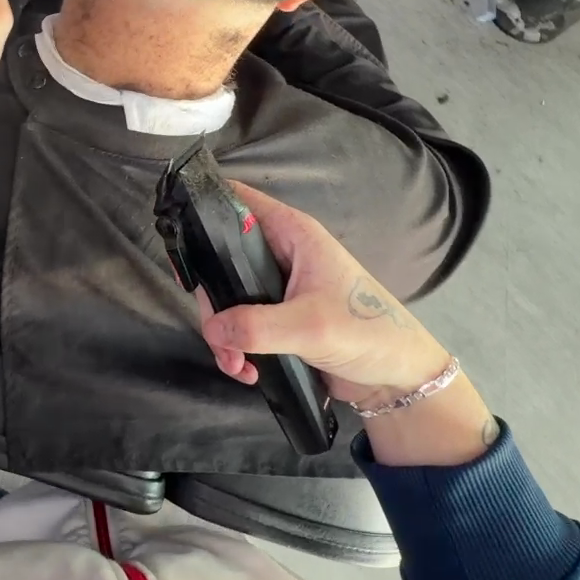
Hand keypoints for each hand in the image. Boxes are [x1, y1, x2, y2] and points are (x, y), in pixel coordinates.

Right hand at [197, 182, 500, 465]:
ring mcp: (278, 286)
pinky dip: (236, 348)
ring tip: (235, 366)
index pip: (237, 200)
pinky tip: (246, 372)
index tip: (179, 238)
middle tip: (217, 336)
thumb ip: (255, 326)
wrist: (400, 378)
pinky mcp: (278, 316)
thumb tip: (211, 330)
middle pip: (221, 259)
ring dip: (223, 334)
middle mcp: (280, 252)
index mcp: (292, 233)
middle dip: (213, 303)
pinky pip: (240, 323)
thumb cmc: (365, 332)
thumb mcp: (310, 326)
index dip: (204, 210)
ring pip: (227, 296)